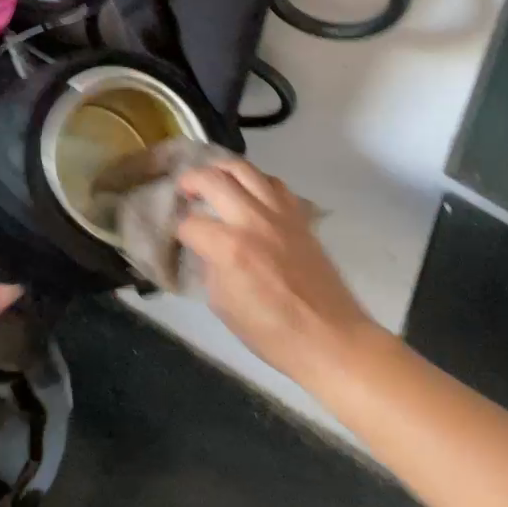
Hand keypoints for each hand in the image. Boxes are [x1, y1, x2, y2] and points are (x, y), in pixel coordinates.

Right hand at [176, 161, 381, 390]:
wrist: (329, 338)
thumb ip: (209, 267)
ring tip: (213, 180)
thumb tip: (205, 248)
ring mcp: (279, 214)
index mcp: (229, 247)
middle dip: (190, 181)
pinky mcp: (299, 216)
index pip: (189, 224)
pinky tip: (249, 194)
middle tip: (183, 191)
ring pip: (245, 169)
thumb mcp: (222, 304)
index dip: (178, 230)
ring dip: (221, 169)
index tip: (178, 238)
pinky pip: (274, 183)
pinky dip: (255, 181)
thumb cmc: (271, 332)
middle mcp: (252, 220)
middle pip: (212, 179)